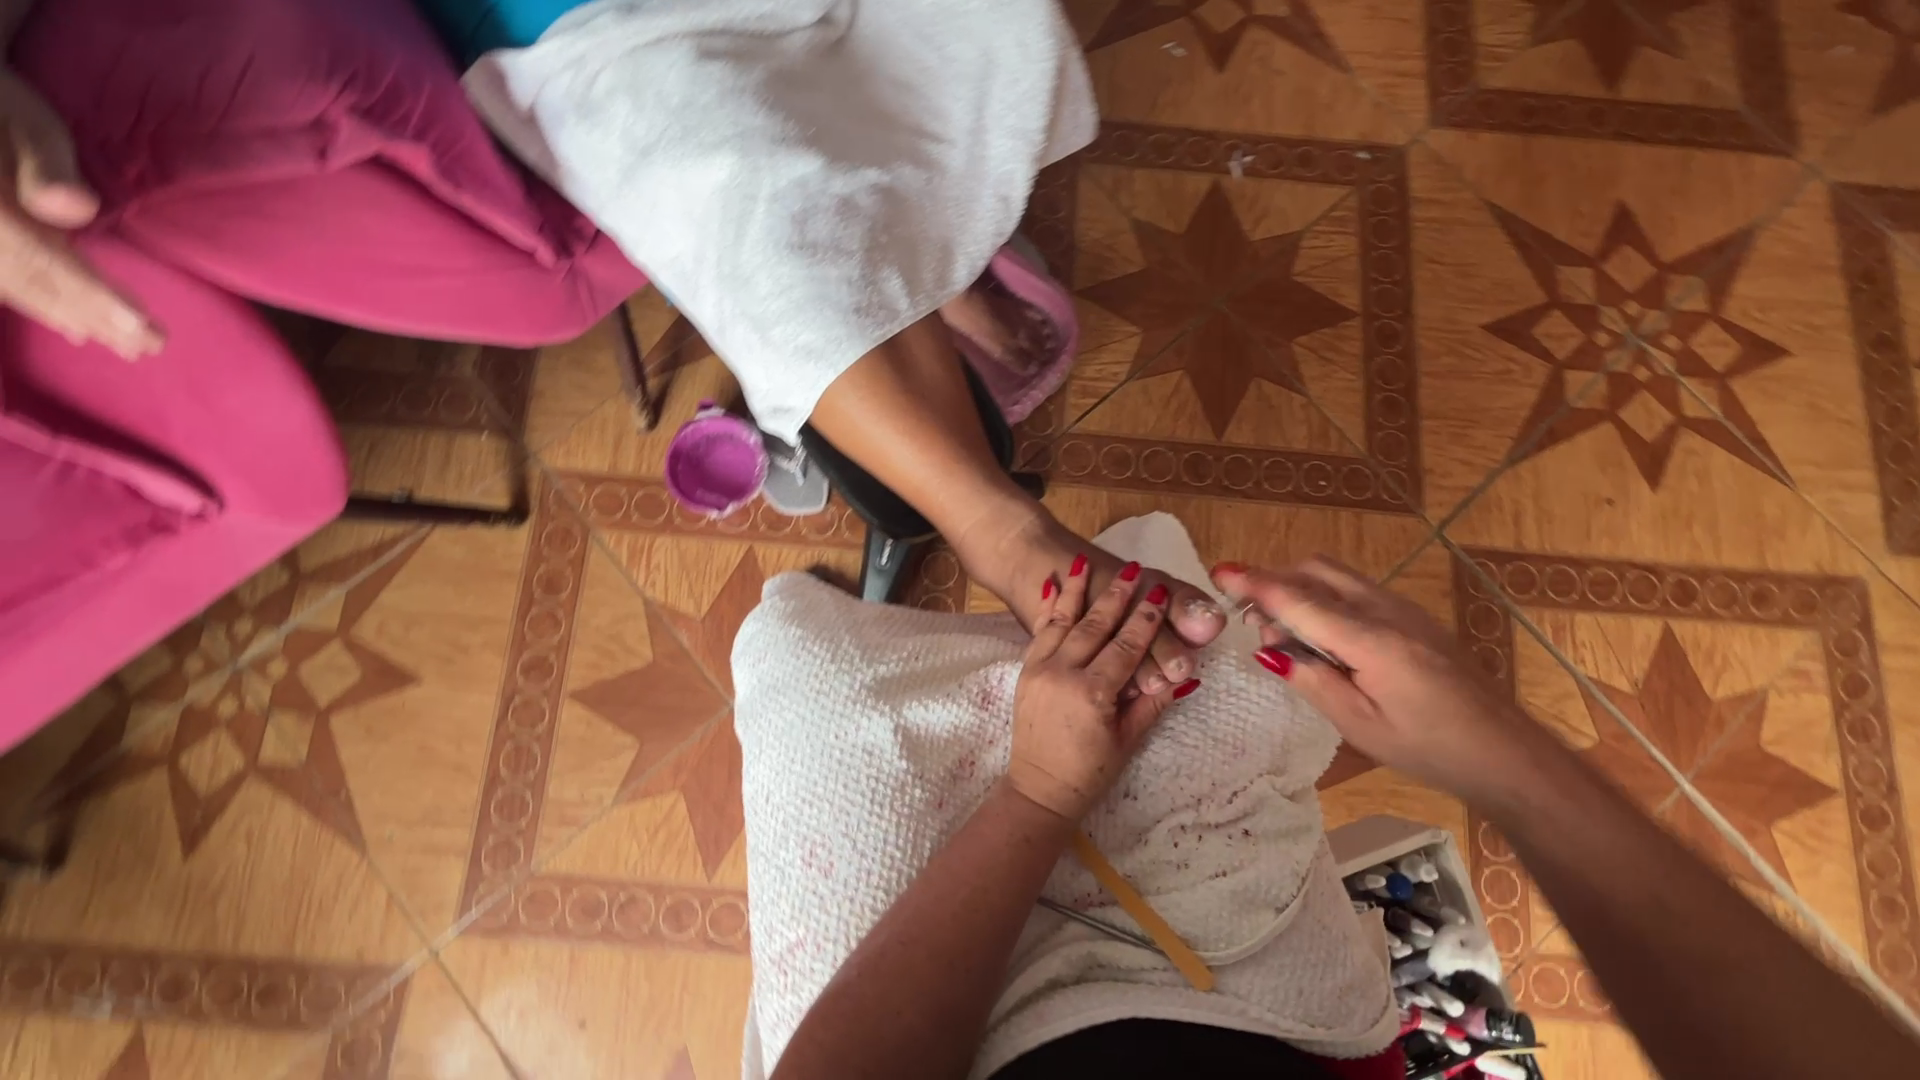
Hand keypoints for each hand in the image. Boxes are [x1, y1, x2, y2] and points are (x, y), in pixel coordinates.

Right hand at [0, 70, 160, 358]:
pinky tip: (76, 330)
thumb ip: (46, 166)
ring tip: (127, 347)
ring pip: (21, 290)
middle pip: (35, 284)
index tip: (141, 327)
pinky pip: (6, 284)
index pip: (43, 263)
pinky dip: (44, 308)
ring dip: (76, 319)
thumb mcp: (25, 122)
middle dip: (95, 318)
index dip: (93, 298)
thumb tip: (70, 207)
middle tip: (152, 347)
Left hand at [1006, 558, 1199, 820]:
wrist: (1038, 788)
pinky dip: (1050, 608)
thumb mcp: (1128, 740)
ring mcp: (1040, 670)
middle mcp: (1064, 674)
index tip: (1159, 593)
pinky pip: (1040, 632)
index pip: (1125, 647)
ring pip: (1063, 622)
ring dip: (1077, 592)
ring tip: (1088, 564)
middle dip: (1116, 596)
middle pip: (1095, 626)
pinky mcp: (1026, 671)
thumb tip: (1184, 673)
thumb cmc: (1090, 772)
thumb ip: (1152, 703)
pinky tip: (1055, 586)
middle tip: (1134, 570)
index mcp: (1093, 693)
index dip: (1145, 619)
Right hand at [1211, 557, 1554, 803]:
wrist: (1505, 751)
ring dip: (1297, 585)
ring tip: (1276, 625)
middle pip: (1316, 570)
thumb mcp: (1360, 725)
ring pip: (1336, 575)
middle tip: (1247, 612)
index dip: (1257, 584)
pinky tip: (1316, 632)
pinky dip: (1321, 595)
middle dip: (1274, 578)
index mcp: (1371, 641)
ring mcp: (1403, 609)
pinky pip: (1354, 589)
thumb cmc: (1430, 748)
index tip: (1220, 571)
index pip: (1300, 600)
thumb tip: (1267, 648)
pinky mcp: (1412, 617)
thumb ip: (1311, 680)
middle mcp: (1386, 612)